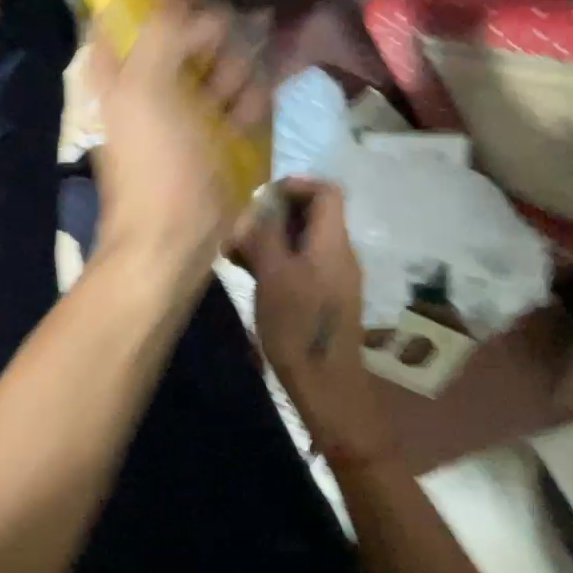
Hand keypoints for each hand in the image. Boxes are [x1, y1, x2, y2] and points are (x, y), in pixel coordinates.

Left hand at [87, 0, 270, 285]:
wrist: (175, 239)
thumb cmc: (154, 165)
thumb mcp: (144, 89)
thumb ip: (163, 33)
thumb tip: (201, 14)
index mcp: (117, 62)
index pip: (135, 3)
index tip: (196, 7)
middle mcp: (149, 73)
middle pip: (193, 26)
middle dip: (214, 45)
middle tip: (212, 74)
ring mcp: (186, 99)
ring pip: (225, 57)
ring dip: (236, 79)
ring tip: (228, 111)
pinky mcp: (217, 124)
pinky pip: (244, 92)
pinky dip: (248, 106)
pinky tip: (242, 126)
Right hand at [237, 179, 396, 464]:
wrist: (327, 387)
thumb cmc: (298, 327)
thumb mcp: (273, 275)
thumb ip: (265, 234)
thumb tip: (258, 206)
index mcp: (332, 243)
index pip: (326, 191)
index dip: (294, 185)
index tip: (260, 198)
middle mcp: (339, 253)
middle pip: (310, 213)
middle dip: (270, 214)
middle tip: (237, 231)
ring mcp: (333, 276)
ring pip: (301, 239)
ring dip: (267, 238)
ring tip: (233, 253)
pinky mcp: (324, 296)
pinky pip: (300, 262)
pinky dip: (274, 259)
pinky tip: (248, 274)